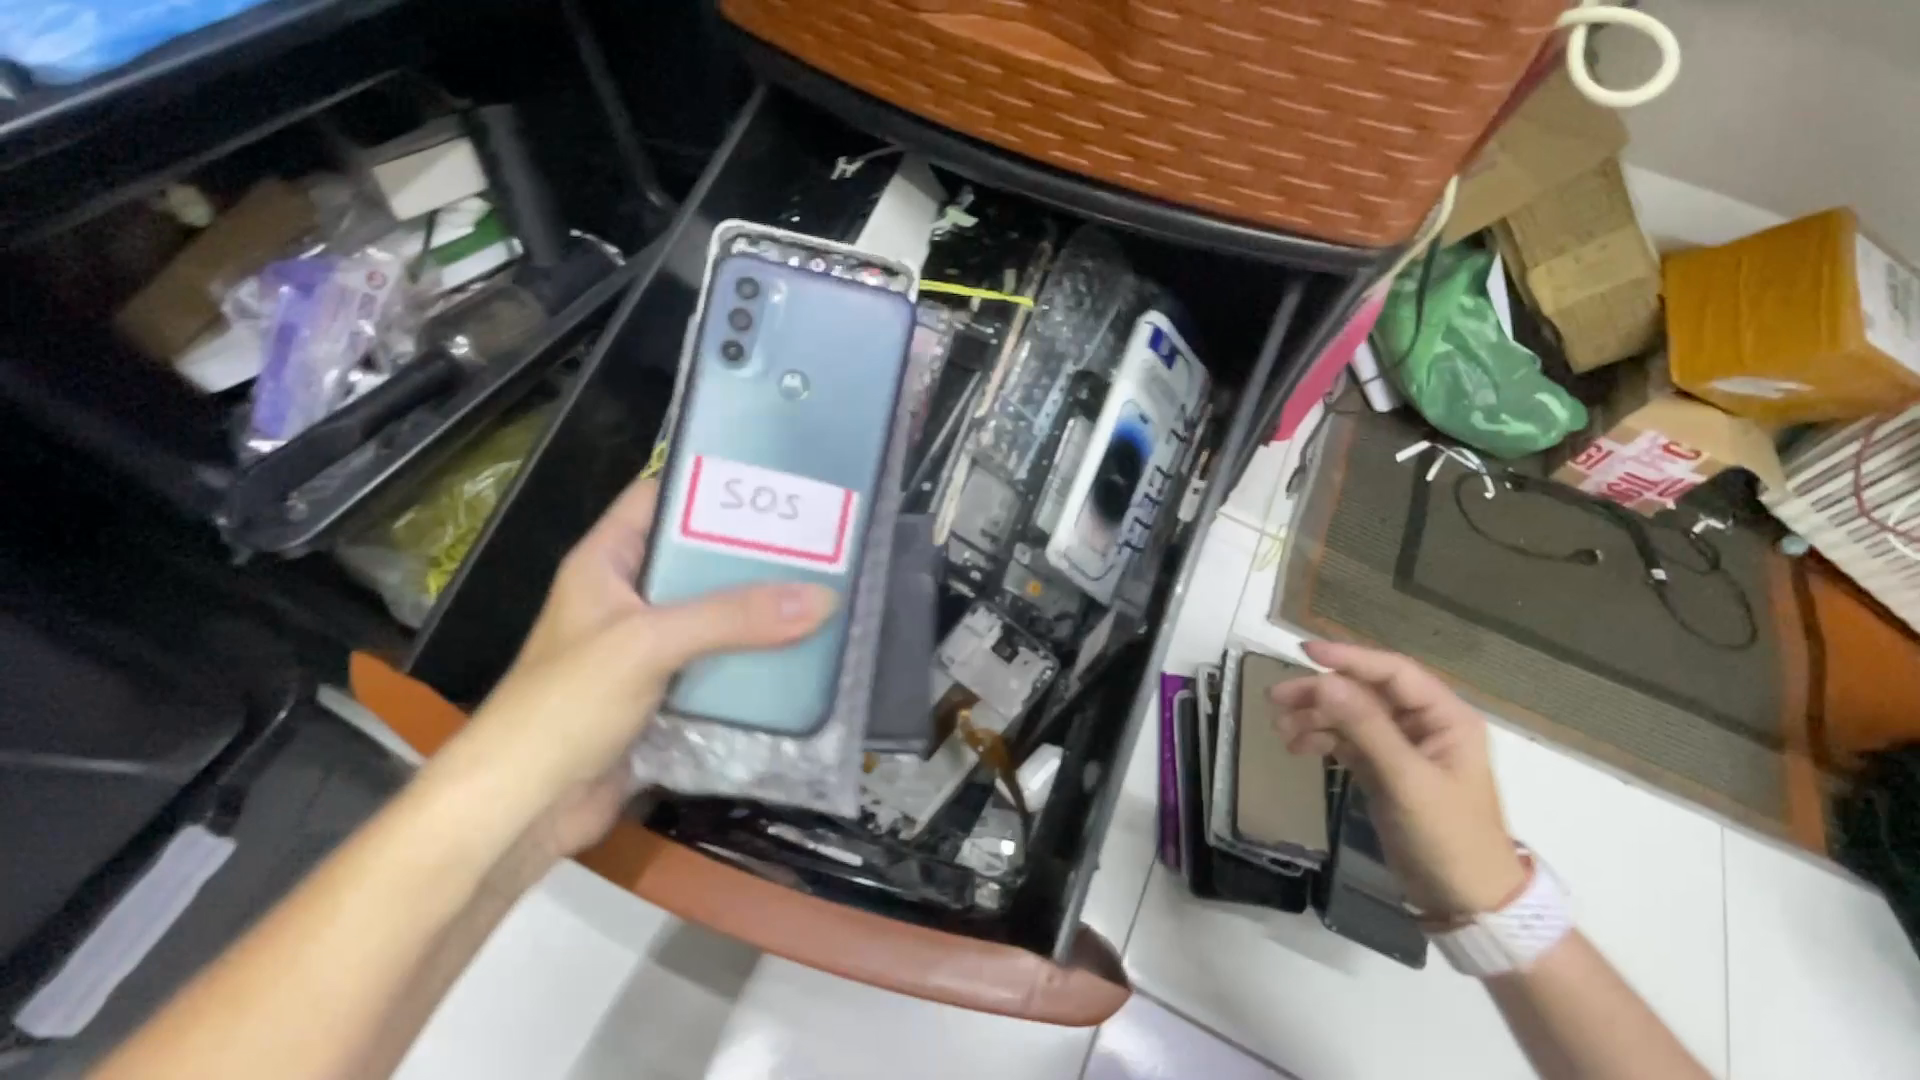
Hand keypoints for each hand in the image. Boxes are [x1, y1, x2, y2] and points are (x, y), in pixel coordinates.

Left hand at [429, 476, 836, 869]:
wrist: (526, 806)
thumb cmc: (567, 704)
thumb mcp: (648, 643)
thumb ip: (733, 618)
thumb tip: (823, 597)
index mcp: (605, 563)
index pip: (657, 499)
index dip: (708, 486)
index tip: (772, 485)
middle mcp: (627, 598)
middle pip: (696, 561)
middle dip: (751, 554)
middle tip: (816, 541)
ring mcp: (646, 649)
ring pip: (713, 616)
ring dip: (758, 612)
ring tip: (821, 590)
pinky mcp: (664, 695)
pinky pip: (717, 665)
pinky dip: (752, 661)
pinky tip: (799, 654)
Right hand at [1267, 641, 1525, 916]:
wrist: (1468, 902)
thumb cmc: (1448, 837)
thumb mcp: (1407, 780)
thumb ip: (1366, 727)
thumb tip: (1325, 682)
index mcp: (1446, 717)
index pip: (1392, 672)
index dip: (1349, 658)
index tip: (1304, 653)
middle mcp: (1425, 725)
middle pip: (1365, 692)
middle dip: (1321, 693)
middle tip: (1276, 698)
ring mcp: (1404, 748)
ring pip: (1352, 716)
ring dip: (1316, 718)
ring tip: (1281, 730)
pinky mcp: (1385, 771)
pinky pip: (1348, 742)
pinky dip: (1322, 740)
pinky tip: (1299, 748)